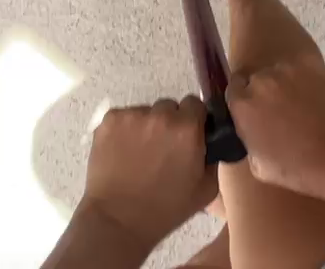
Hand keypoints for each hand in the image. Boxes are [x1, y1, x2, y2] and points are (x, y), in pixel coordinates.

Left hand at [77, 97, 217, 248]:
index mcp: (187, 129)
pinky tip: (122, 152)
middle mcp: (160, 115)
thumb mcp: (205, 189)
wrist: (118, 221)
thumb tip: (212, 137)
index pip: (195, 104)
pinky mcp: (110, 119)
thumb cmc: (165, 210)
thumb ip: (214, 156)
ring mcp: (132, 115)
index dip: (193, 119)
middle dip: (170, 123)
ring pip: (145, 112)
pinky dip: (124, 130)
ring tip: (140, 154)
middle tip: (164, 149)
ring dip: (146, 127)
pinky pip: (123, 117)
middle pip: (169, 106)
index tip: (187, 135)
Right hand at [227, 52, 324, 200]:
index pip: (234, 88)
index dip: (245, 98)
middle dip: (266, 92)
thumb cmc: (300, 169)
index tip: (256, 109)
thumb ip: (248, 138)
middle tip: (282, 110)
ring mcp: (287, 68)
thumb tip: (250, 128)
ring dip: (287, 84)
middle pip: (258, 78)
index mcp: (244, 104)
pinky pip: (304, 68)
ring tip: (305, 105)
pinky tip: (319, 99)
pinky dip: (308, 79)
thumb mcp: (259, 166)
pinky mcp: (312, 63)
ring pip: (281, 71)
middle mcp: (261, 79)